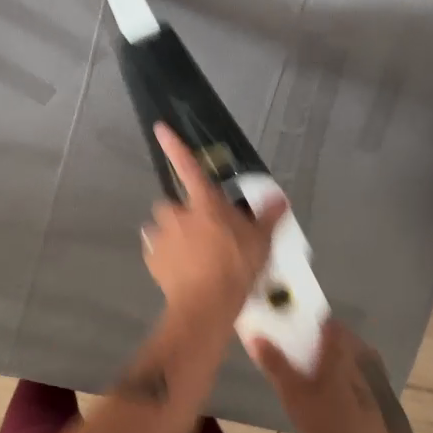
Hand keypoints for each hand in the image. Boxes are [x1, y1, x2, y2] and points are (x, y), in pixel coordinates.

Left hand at [141, 123, 286, 324]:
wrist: (206, 305)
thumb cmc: (236, 266)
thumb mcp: (261, 241)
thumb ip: (268, 217)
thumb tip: (281, 197)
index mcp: (204, 203)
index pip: (188, 167)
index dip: (174, 146)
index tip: (160, 128)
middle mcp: (177, 213)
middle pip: (174, 204)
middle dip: (184, 214)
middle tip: (204, 234)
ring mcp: (161, 237)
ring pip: (162, 228)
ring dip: (174, 236)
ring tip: (193, 256)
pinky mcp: (151, 259)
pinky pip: (157, 252)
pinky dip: (167, 258)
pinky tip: (183, 273)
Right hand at [254, 321, 420, 432]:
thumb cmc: (331, 420)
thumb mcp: (294, 394)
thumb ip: (275, 363)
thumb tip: (255, 335)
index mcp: (340, 343)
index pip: (320, 318)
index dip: (301, 321)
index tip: (284, 331)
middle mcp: (360, 349)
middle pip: (332, 336)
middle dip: (312, 343)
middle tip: (292, 360)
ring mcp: (374, 369)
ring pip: (345, 355)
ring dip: (328, 361)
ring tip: (308, 381)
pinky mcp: (381, 388)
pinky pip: (355, 372)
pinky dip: (341, 377)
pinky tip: (330, 399)